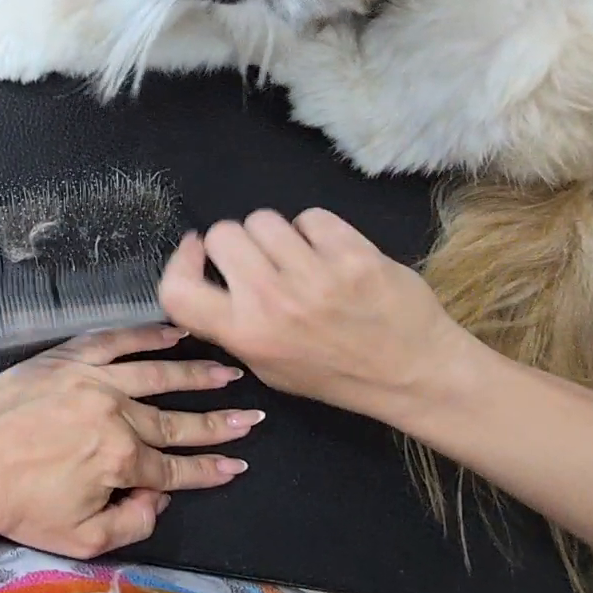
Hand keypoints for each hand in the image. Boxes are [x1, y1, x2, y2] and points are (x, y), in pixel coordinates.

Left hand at [0, 327, 259, 558]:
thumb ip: (133, 524)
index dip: (210, 468)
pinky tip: (170, 333)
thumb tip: (160, 498)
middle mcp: (114, 414)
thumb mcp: (82, 538)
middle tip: (251, 416)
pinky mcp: (65, 358)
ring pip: (154, 373)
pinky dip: (145, 335)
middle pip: (175, 419)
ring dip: (194, 372)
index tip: (239, 463)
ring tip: (225, 371)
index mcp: (120, 460)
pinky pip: (113, 340)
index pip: (176, 468)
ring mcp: (90, 379)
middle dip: (218, 421)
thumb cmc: (18, 505)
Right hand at [158, 209, 485, 425]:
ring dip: (275, 234)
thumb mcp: (265, 366)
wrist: (417, 375)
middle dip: (235, 242)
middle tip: (259, 260)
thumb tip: (200, 272)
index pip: (176, 288)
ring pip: (263, 219)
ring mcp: (314, 276)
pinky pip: (311, 217)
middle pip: (222, 234)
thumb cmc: (334, 374)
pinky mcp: (354, 255)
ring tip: (298, 256)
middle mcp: (272, 302)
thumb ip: (227, 324)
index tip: (196, 252)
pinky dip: (316, 230)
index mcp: (245, 335)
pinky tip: (330, 253)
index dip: (179, 260)